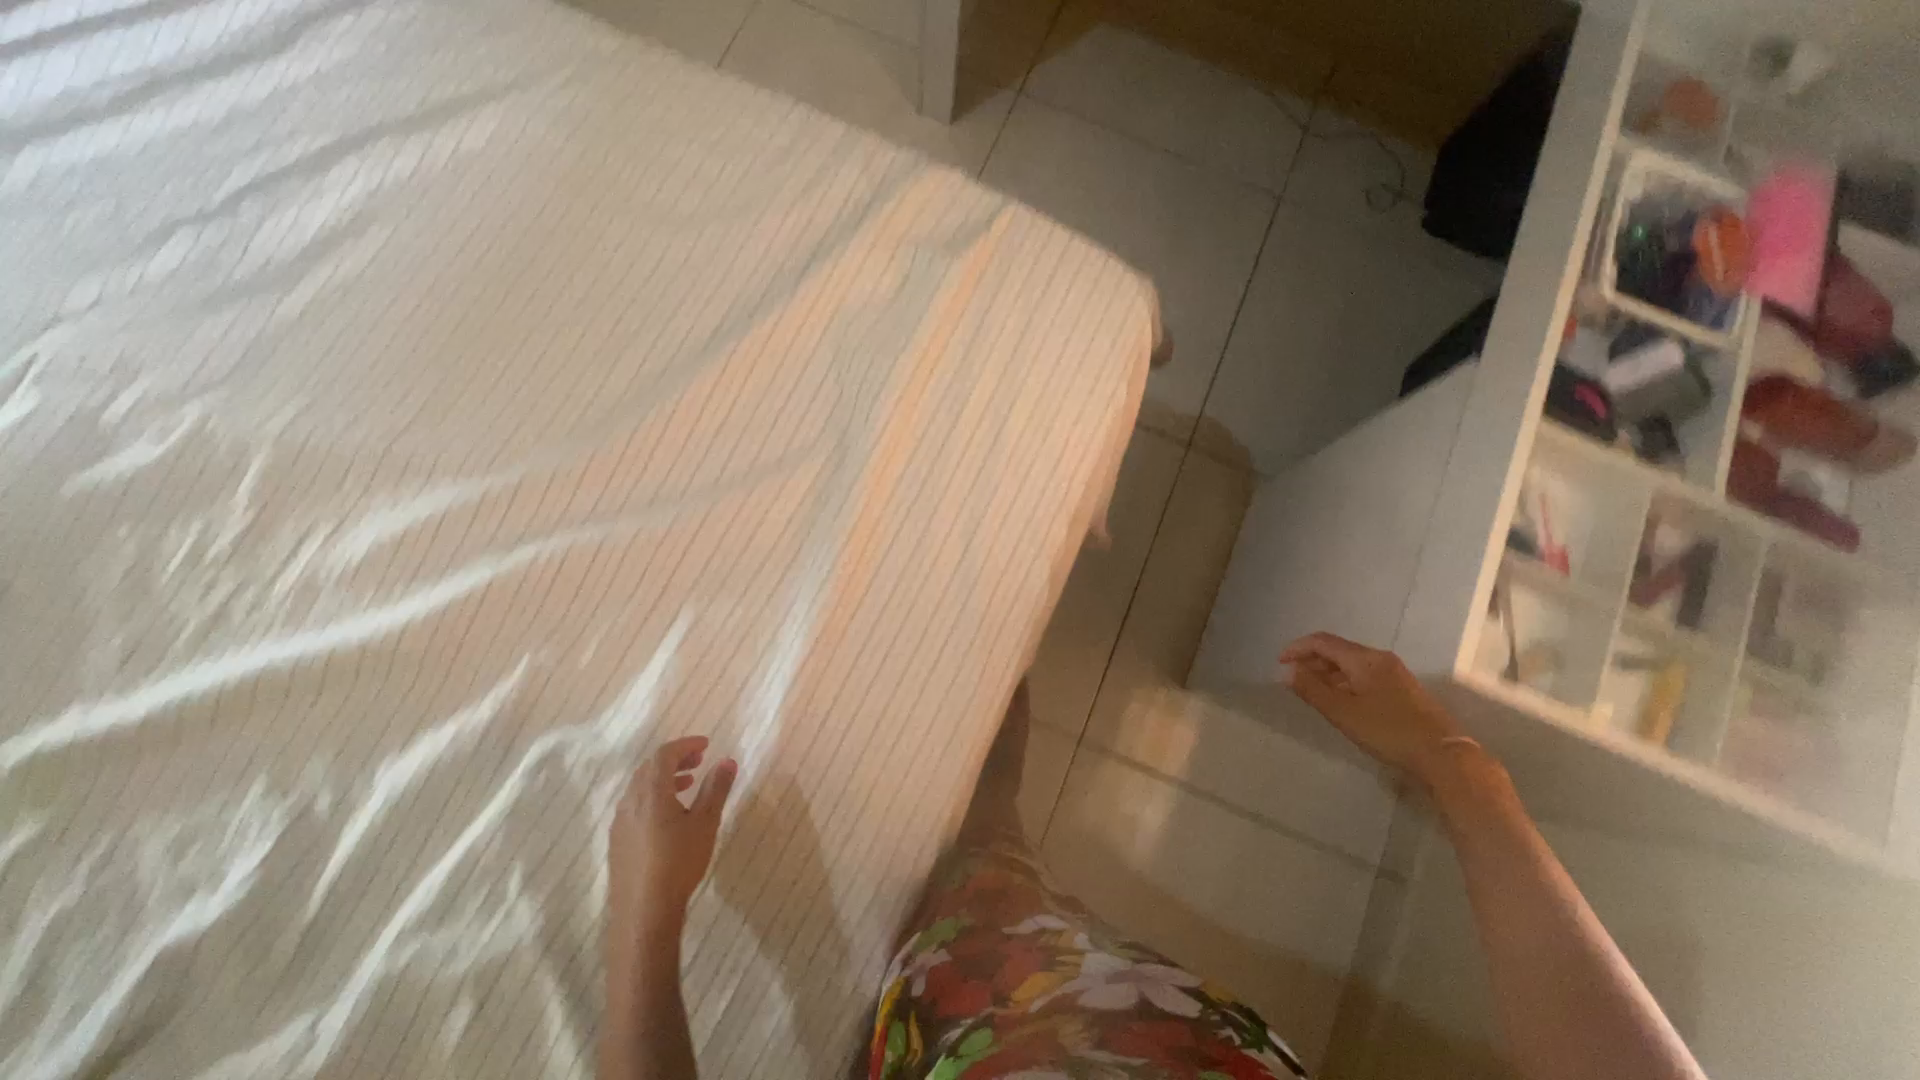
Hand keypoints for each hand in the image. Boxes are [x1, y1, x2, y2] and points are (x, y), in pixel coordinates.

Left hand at [609, 736, 736, 937]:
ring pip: (640, 788)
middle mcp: (630, 801)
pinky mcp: (617, 841)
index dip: (685, 745)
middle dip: (675, 759)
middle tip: (699, 762)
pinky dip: (653, 798)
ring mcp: (620, 822)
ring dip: (664, 779)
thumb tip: (727, 761)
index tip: (706, 745)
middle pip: (649, 768)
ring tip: (687, 786)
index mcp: (651, 791)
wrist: (644, 910)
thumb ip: (716, 788)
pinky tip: (669, 818)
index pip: (664, 754)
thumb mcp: (705, 822)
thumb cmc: (679, 862)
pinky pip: (634, 806)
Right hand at [1280, 632, 1466, 785]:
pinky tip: (1341, 702)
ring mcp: (1395, 674)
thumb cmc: (1388, 731)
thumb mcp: (1342, 712)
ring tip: (1313, 693)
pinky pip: (1365, 677)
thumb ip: (1312, 690)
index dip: (1298, 649)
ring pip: (1352, 665)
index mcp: (1365, 659)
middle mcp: (1380, 659)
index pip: (1323, 642)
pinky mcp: (1403, 690)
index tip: (1280, 663)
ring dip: (1328, 674)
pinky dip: (1345, 683)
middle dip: (1312, 662)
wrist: (1442, 755)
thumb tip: (1287, 672)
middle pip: (1338, 651)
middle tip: (1293, 681)